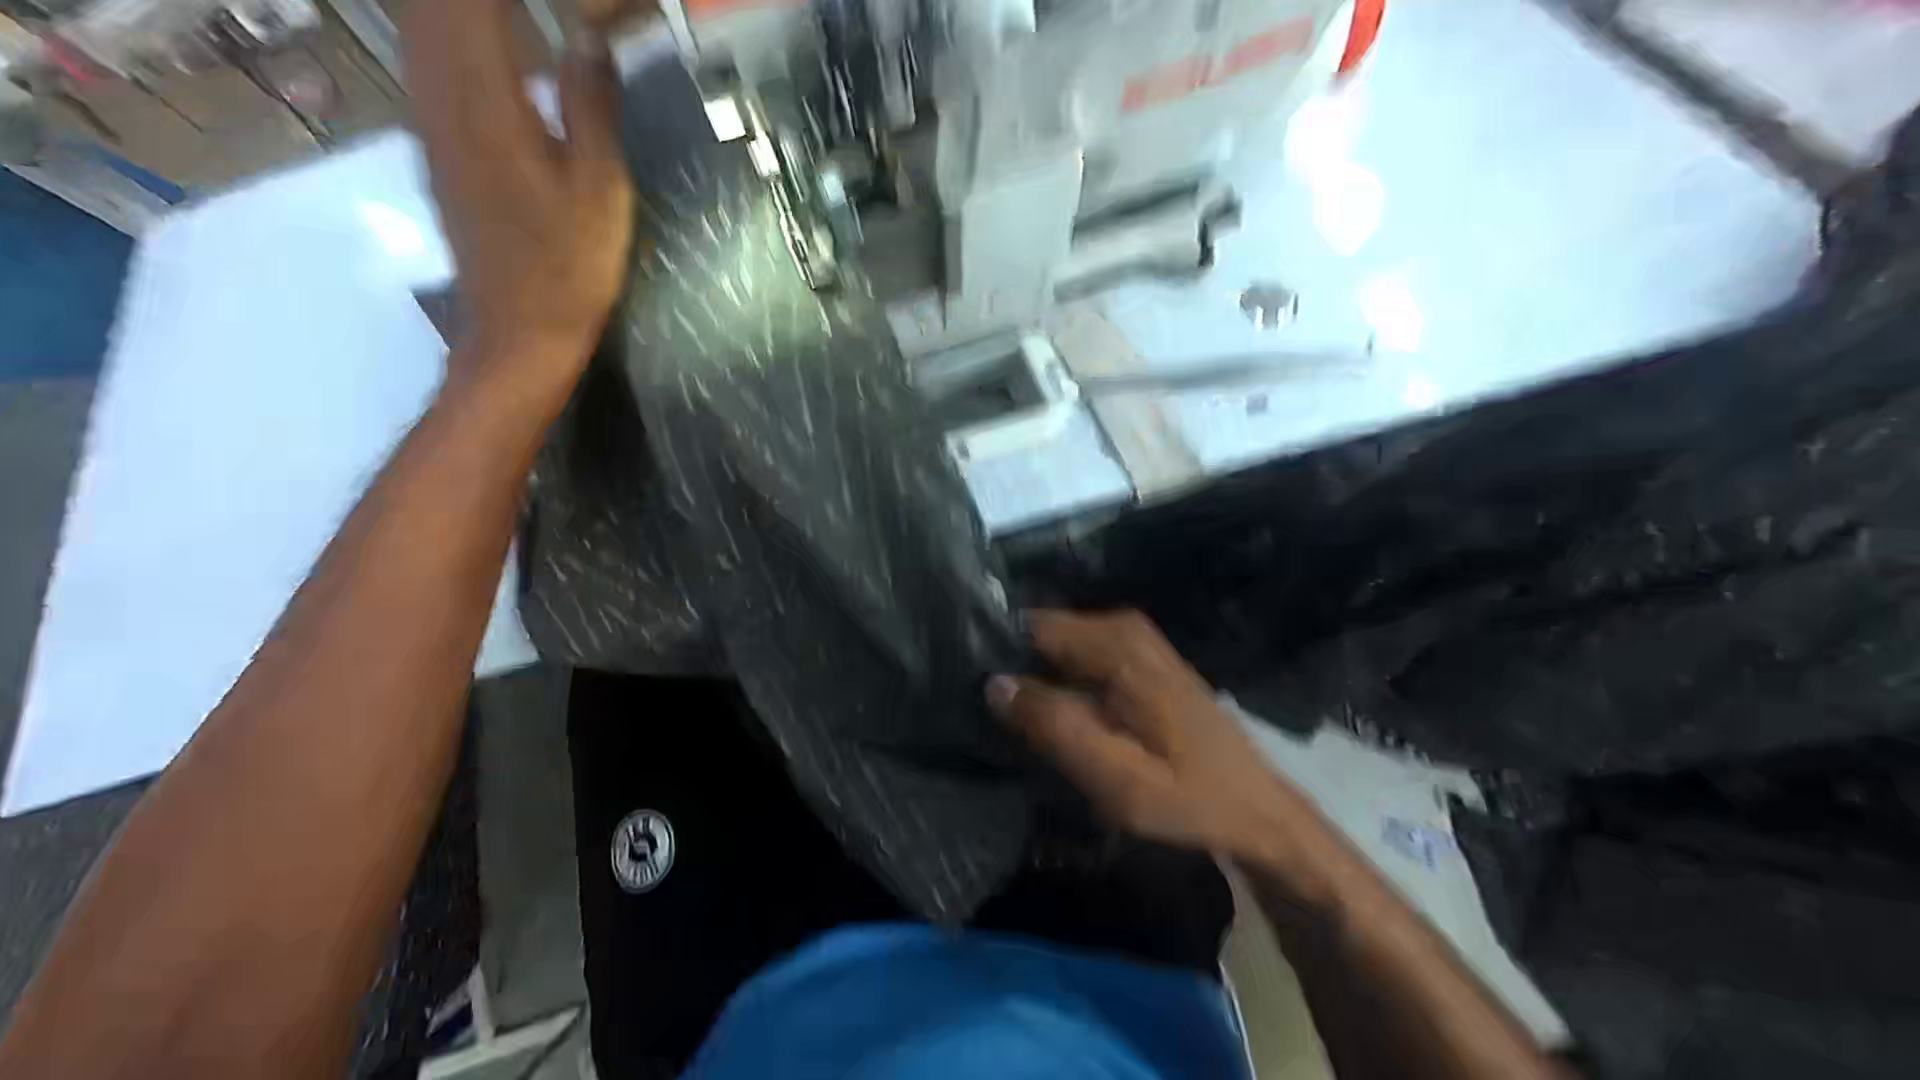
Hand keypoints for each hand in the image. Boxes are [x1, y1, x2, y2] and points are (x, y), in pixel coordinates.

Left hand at [402, 0, 635, 391]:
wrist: (519, 327)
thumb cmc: (571, 266)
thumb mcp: (602, 190)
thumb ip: (592, 107)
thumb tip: (589, 35)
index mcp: (487, 99)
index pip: (475, 1)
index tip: (569, 3)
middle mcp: (441, 94)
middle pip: (435, 6)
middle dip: (475, 0)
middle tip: (537, 9)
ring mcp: (430, 119)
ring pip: (420, 24)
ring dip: (459, 12)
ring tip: (514, 19)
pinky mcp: (435, 144)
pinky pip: (426, 58)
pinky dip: (451, 33)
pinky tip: (491, 45)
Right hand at [989, 610, 1336, 872]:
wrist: (1255, 808)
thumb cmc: (1188, 797)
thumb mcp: (1118, 778)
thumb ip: (1055, 727)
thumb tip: (993, 682)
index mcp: (1119, 648)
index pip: (1033, 627)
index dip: (997, 654)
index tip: (967, 687)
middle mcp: (1124, 628)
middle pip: (1044, 631)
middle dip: (1013, 664)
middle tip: (986, 711)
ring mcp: (1135, 639)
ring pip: (1059, 643)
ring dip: (1032, 672)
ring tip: (1009, 714)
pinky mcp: (1140, 656)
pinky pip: (1079, 653)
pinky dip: (1057, 675)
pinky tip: (1047, 710)